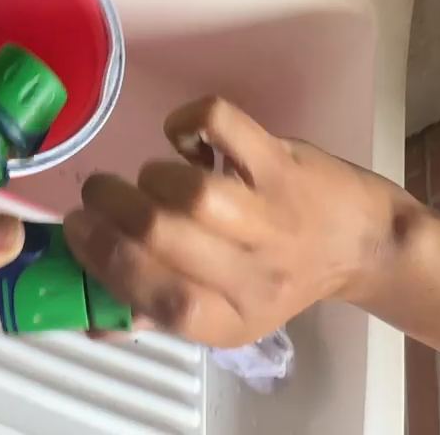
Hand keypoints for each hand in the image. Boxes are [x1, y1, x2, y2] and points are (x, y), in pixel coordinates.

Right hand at [63, 97, 416, 347]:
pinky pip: (221, 124)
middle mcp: (254, 273)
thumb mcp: (227, 311)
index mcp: (233, 319)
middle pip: (160, 234)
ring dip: (153, 175)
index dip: (103, 258)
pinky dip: (187, 121)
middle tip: (97, 191)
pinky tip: (183, 135)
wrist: (364, 243)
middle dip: (110, 204)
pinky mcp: (281, 161)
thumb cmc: (281, 275)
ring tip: (153, 175)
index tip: (75, 224)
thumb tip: (89, 318)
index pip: (156, 298)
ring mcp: (271, 213)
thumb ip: (160, 311)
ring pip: (190, 189)